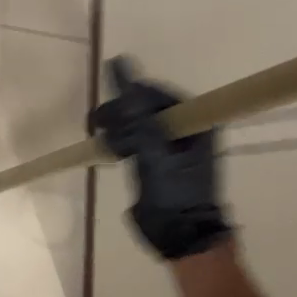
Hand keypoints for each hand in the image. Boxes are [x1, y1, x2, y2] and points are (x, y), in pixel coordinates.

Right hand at [91, 57, 230, 260]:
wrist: (179, 235)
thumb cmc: (173, 189)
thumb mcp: (152, 145)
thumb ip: (134, 106)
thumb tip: (118, 61)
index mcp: (197, 122)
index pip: (155, 92)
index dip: (129, 100)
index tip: (113, 117)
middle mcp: (187, 127)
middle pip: (142, 104)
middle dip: (119, 117)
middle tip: (100, 129)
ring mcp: (172, 142)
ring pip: (134, 120)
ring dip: (117, 130)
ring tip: (110, 148)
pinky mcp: (157, 156)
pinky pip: (133, 136)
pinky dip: (120, 142)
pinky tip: (113, 153)